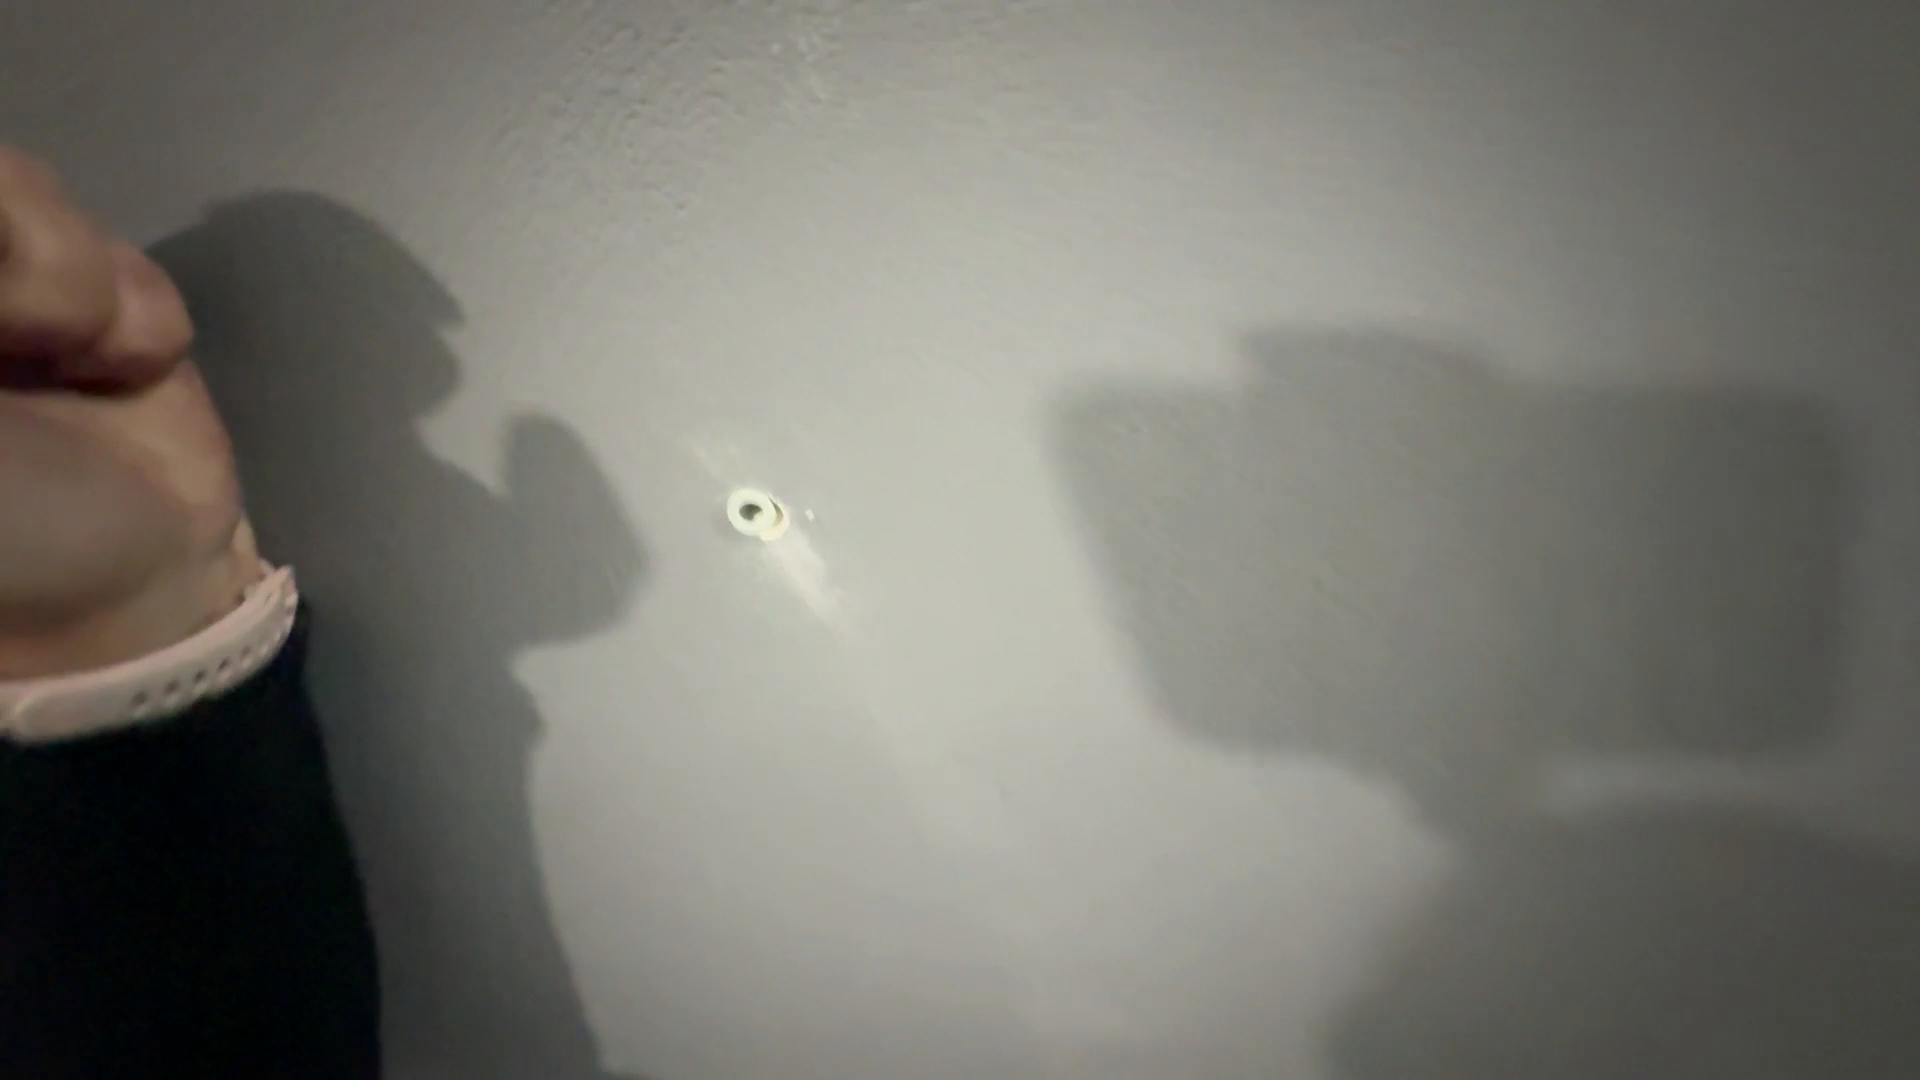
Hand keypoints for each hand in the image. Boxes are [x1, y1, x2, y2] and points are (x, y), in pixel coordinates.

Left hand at [0, 148, 255, 677]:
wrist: (133, 574)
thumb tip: (18, 290)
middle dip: (9, 250)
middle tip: (11, 340)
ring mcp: (10, 284)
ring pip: (26, 188)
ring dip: (70, 284)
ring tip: (71, 363)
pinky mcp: (111, 309)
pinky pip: (128, 257)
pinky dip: (142, 318)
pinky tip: (123, 373)